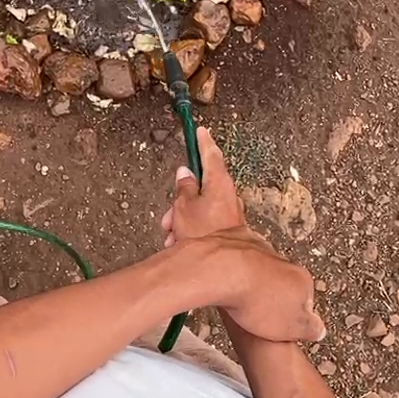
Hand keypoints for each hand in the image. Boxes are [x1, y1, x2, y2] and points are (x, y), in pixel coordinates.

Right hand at [162, 127, 243, 243]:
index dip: (203, 142)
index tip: (201, 131)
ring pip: (200, 208)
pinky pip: (205, 224)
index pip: (211, 155)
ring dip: (183, 220)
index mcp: (219, 182)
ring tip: (172, 236)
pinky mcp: (227, 230)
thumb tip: (185, 173)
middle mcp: (227, 196)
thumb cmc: (204, 234)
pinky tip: (179, 244)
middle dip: (181, 201)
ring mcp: (229, 213)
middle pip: (201, 187)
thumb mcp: (184, 207)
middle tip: (169, 217)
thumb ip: (184, 188)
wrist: (224, 266)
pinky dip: (191, 230)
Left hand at [172, 229, 324, 343]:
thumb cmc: (253, 299)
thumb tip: (318, 329)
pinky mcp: (233, 237)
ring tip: (237, 296)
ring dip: (251, 277)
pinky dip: (231, 262)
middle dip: (270, 294)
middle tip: (255, 312)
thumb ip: (310, 328)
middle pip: (282, 279)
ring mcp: (258, 245)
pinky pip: (235, 252)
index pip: (305, 299)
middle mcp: (283, 258)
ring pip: (259, 264)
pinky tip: (223, 276)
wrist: (220, 271)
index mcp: (301, 278)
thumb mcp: (291, 328)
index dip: (291, 314)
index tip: (278, 324)